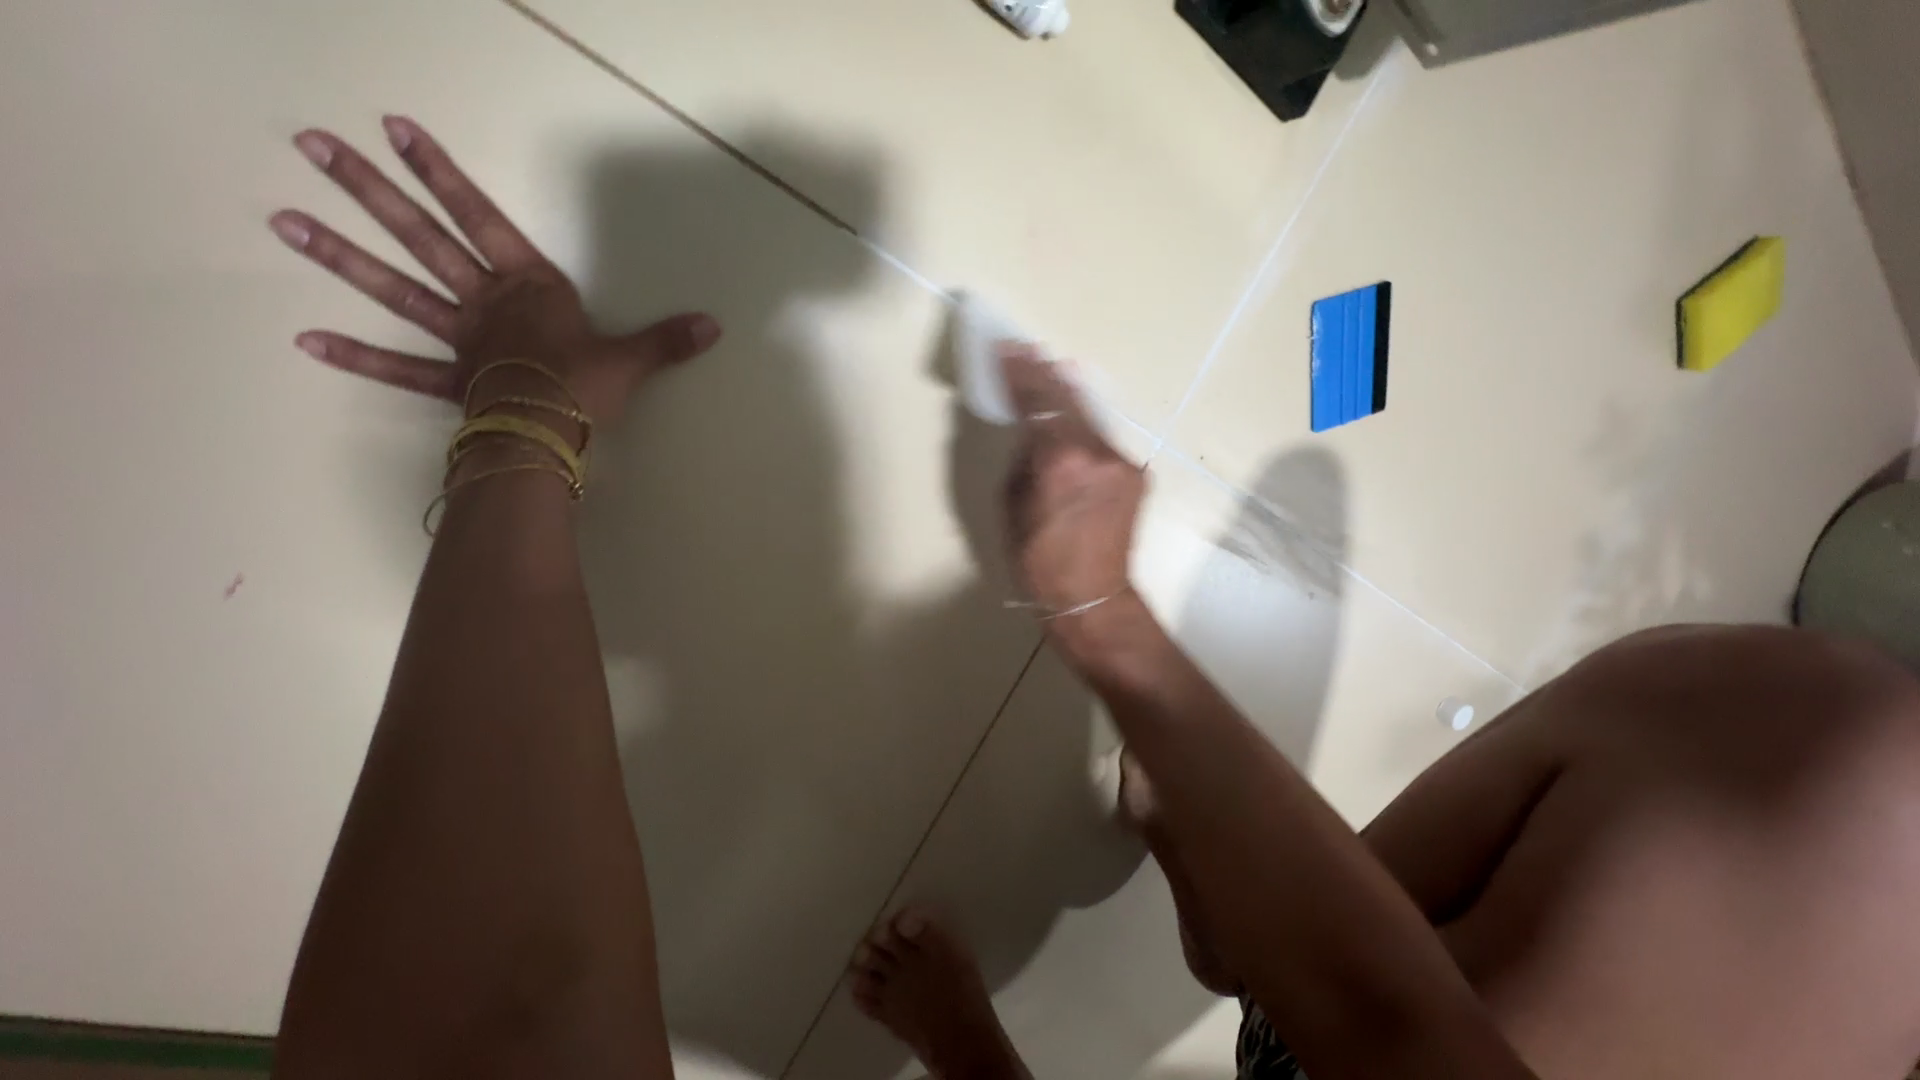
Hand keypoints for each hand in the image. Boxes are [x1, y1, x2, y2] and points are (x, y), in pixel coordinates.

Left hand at [269, 115, 719, 426]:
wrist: (547, 434)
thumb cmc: (583, 388)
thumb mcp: (632, 361)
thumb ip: (667, 340)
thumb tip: (713, 326)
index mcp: (528, 287)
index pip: (480, 218)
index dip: (442, 174)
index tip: (396, 130)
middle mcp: (484, 302)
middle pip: (421, 239)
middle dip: (370, 191)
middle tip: (314, 146)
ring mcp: (458, 339)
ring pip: (395, 291)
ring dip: (342, 256)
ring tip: (284, 220)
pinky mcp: (448, 381)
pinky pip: (397, 367)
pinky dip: (355, 356)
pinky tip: (306, 340)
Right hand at [1001, 344, 1145, 615]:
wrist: (1093, 599)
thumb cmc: (1038, 561)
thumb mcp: (1012, 506)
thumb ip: (1024, 459)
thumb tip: (1032, 432)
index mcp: (1060, 461)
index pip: (1039, 401)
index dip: (1021, 372)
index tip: (1007, 349)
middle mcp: (1098, 453)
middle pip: (1071, 399)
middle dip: (1045, 374)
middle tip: (1027, 352)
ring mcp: (1123, 462)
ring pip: (1092, 417)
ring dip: (1069, 397)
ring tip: (1052, 374)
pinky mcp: (1137, 474)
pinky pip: (1104, 441)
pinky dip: (1086, 427)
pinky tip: (1075, 421)